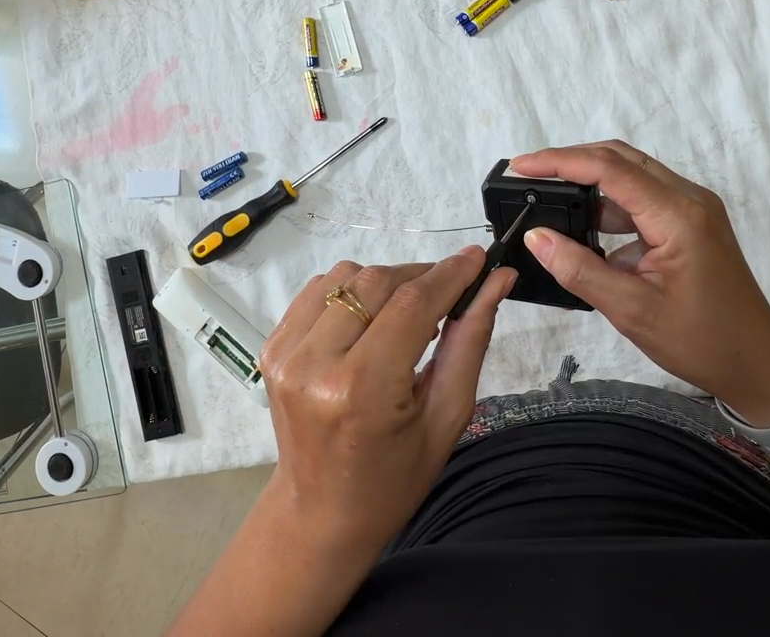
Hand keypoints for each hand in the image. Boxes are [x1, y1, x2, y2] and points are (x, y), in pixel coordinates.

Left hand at [256, 249, 516, 550]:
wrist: (320, 510)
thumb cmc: (393, 477)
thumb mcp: (445, 418)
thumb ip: (470, 341)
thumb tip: (497, 280)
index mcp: (361, 390)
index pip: (412, 304)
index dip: (450, 275)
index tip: (479, 258)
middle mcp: (315, 362)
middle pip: (378, 282)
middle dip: (421, 278)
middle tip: (449, 294)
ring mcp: (286, 351)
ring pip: (347, 276)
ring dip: (385, 283)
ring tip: (407, 315)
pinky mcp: (271, 345)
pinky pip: (319, 289)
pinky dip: (351, 292)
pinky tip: (369, 321)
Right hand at [511, 141, 769, 425]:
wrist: (759, 364)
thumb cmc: (701, 341)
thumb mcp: (632, 310)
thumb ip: (579, 269)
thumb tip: (535, 236)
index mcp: (678, 215)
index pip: (609, 169)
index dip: (560, 162)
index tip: (520, 167)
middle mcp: (688, 199)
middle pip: (619, 159)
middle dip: (569, 161)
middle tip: (526, 175)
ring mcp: (691, 208)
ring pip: (630, 175)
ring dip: (587, 182)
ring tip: (546, 197)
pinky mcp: (688, 222)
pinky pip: (640, 198)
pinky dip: (606, 205)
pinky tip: (581, 228)